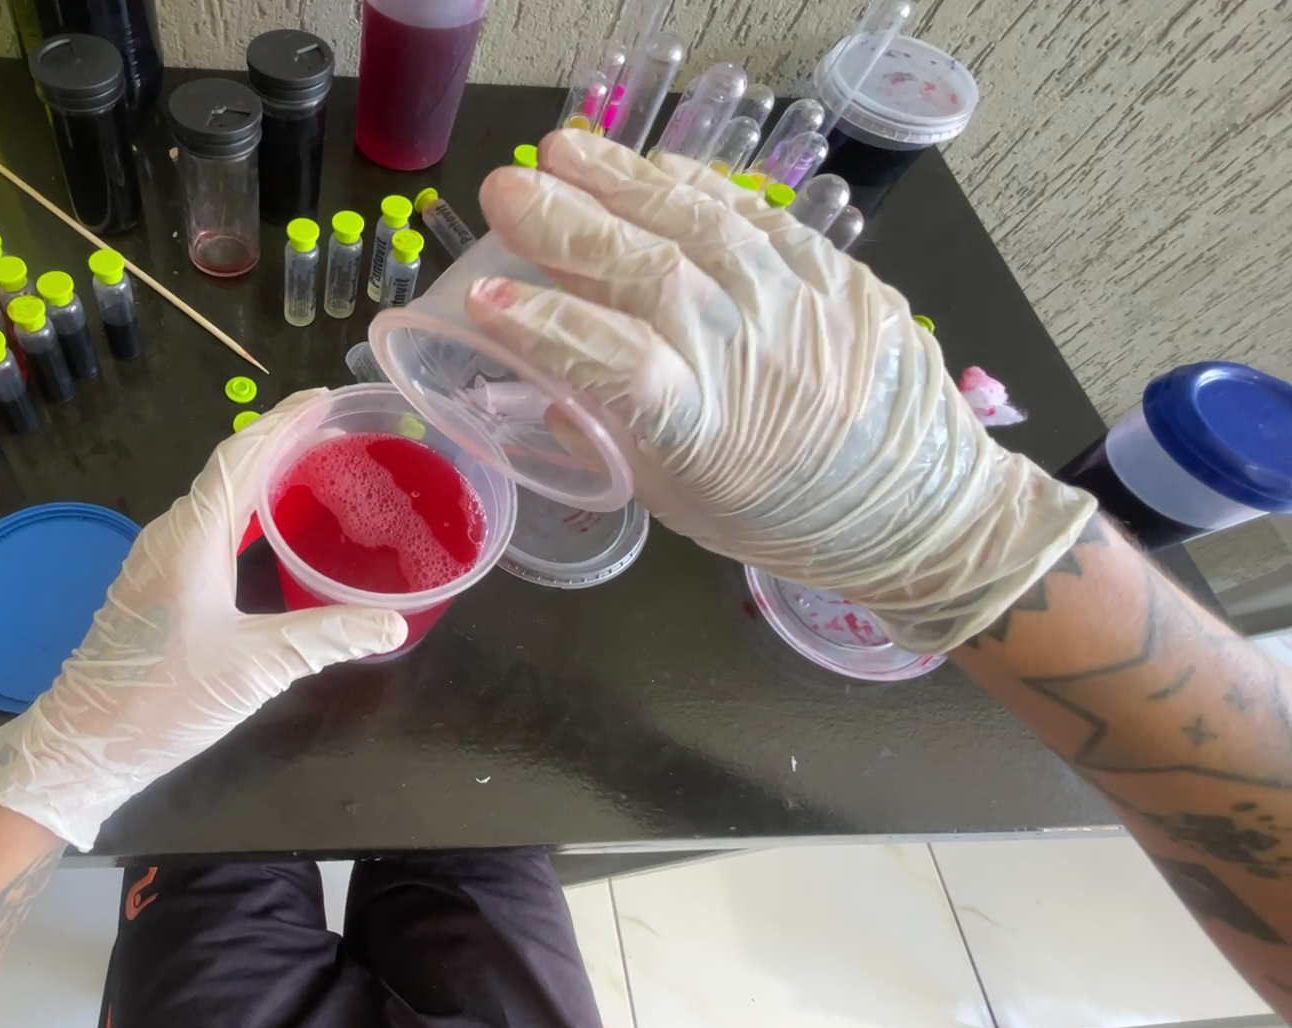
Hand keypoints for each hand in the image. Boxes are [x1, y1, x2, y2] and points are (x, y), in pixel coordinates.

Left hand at [0, 391, 407, 848]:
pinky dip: (241, 509)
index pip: (241, 457)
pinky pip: (203, 525)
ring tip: (308, 468)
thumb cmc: (165, 699)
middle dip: (279, 442)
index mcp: (192, 537)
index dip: (284, 422)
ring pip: (213, 498)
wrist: (83, 744)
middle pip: (228, 469)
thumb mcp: (255, 667)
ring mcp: (156, 558)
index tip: (323, 398)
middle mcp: (171, 534)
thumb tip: (394, 624)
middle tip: (335, 434)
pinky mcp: (153, 583)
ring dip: (259, 474)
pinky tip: (264, 528)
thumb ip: (326, 638)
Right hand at [464, 129, 1095, 652]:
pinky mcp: (830, 269)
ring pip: (693, 225)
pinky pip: (749, 213)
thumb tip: (550, 379)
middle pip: (642, 272)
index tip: (480, 299)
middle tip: (503, 188)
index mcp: (695, 427)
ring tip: (560, 153)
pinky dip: (689, 185)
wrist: (908, 504)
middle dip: (562, 225)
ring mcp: (794, 300)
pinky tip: (646, 168)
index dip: (540, 325)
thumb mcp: (669, 497)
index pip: (606, 359)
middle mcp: (743, 352)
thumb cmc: (769, 514)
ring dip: (617, 183)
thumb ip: (605, 433)